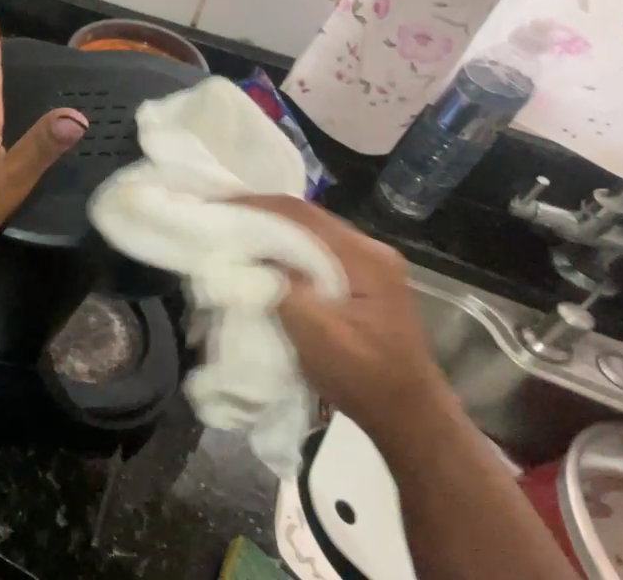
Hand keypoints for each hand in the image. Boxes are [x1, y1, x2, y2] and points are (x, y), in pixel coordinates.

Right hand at [233, 195, 453, 438]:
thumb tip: (248, 257)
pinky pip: (315, 250)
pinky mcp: (362, 280)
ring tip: (230, 233)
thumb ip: (283, 288)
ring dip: (269, 230)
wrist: (409, 416)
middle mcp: (370, 250)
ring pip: (309, 232)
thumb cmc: (364, 377)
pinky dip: (283, 248)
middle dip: (257, 214)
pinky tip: (261, 257)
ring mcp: (369, 264)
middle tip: (215, 217)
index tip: (214, 208)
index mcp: (364, 258)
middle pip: (306, 217)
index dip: (253, 206)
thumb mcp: (318, 333)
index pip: (301, 215)